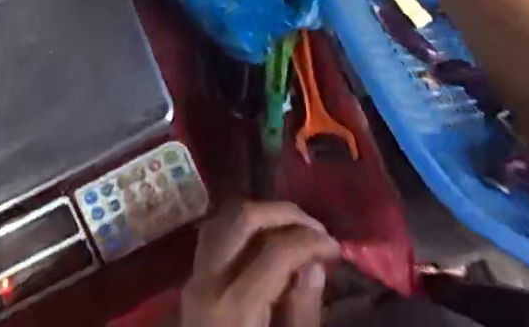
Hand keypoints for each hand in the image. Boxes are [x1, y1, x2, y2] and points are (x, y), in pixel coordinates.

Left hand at [182, 202, 339, 326]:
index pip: (275, 251)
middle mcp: (207, 281)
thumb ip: (302, 314)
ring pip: (223, 219)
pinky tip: (264, 242)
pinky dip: (239, 228)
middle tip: (318, 229)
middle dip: (283, 214)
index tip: (338, 249)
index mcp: (234, 307)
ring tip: (295, 230)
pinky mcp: (190, 285)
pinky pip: (213, 237)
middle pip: (243, 218)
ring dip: (260, 215)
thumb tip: (312, 264)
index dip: (310, 241)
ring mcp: (192, 279)